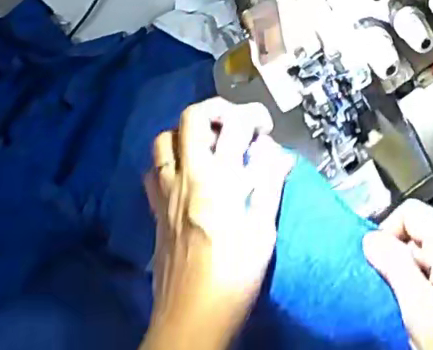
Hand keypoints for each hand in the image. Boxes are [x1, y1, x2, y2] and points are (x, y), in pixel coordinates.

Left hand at [140, 97, 293, 349]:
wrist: (189, 323)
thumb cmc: (233, 278)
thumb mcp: (263, 232)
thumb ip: (269, 186)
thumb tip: (279, 156)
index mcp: (217, 179)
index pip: (234, 124)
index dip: (254, 115)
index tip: (265, 129)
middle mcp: (187, 178)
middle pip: (192, 118)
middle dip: (218, 110)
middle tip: (237, 124)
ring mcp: (166, 194)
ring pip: (165, 139)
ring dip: (189, 132)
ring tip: (212, 144)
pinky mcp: (156, 212)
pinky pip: (154, 170)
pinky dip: (170, 160)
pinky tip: (188, 173)